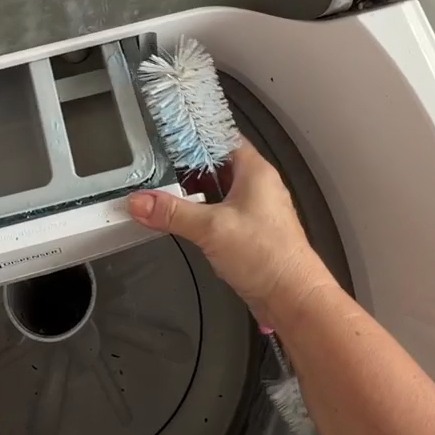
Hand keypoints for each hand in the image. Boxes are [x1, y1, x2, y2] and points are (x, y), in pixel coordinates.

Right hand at [127, 144, 333, 323]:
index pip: (222, 137)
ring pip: (219, 190)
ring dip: (196, 192)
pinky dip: (205, 214)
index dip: (196, 134)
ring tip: (167, 190)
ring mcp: (256, 209)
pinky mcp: (251, 232)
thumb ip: (172, 213)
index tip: (170, 134)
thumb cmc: (269, 257)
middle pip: (217, 165)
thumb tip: (140, 201)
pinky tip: (188, 221)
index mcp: (255, 170)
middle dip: (190, 167)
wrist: (294, 300)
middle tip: (160, 165)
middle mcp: (258, 186)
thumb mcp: (211, 228)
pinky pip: (223, 213)